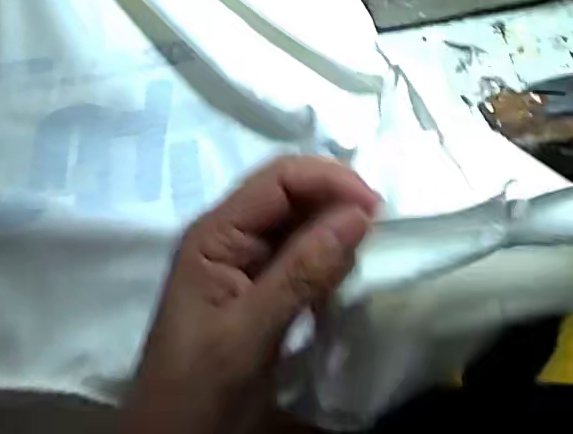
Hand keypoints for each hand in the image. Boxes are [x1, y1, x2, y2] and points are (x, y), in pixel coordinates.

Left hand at [120, 157, 379, 433]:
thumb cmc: (195, 393)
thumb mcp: (246, 336)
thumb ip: (301, 273)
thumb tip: (358, 215)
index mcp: (215, 233)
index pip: (279, 179)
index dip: (328, 180)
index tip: (373, 208)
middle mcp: (229, 233)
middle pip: (291, 190)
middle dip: (336, 198)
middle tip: (378, 226)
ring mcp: (244, 257)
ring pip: (300, 217)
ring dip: (335, 226)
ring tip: (365, 250)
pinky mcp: (259, 283)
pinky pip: (301, 250)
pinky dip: (328, 255)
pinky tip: (344, 275)